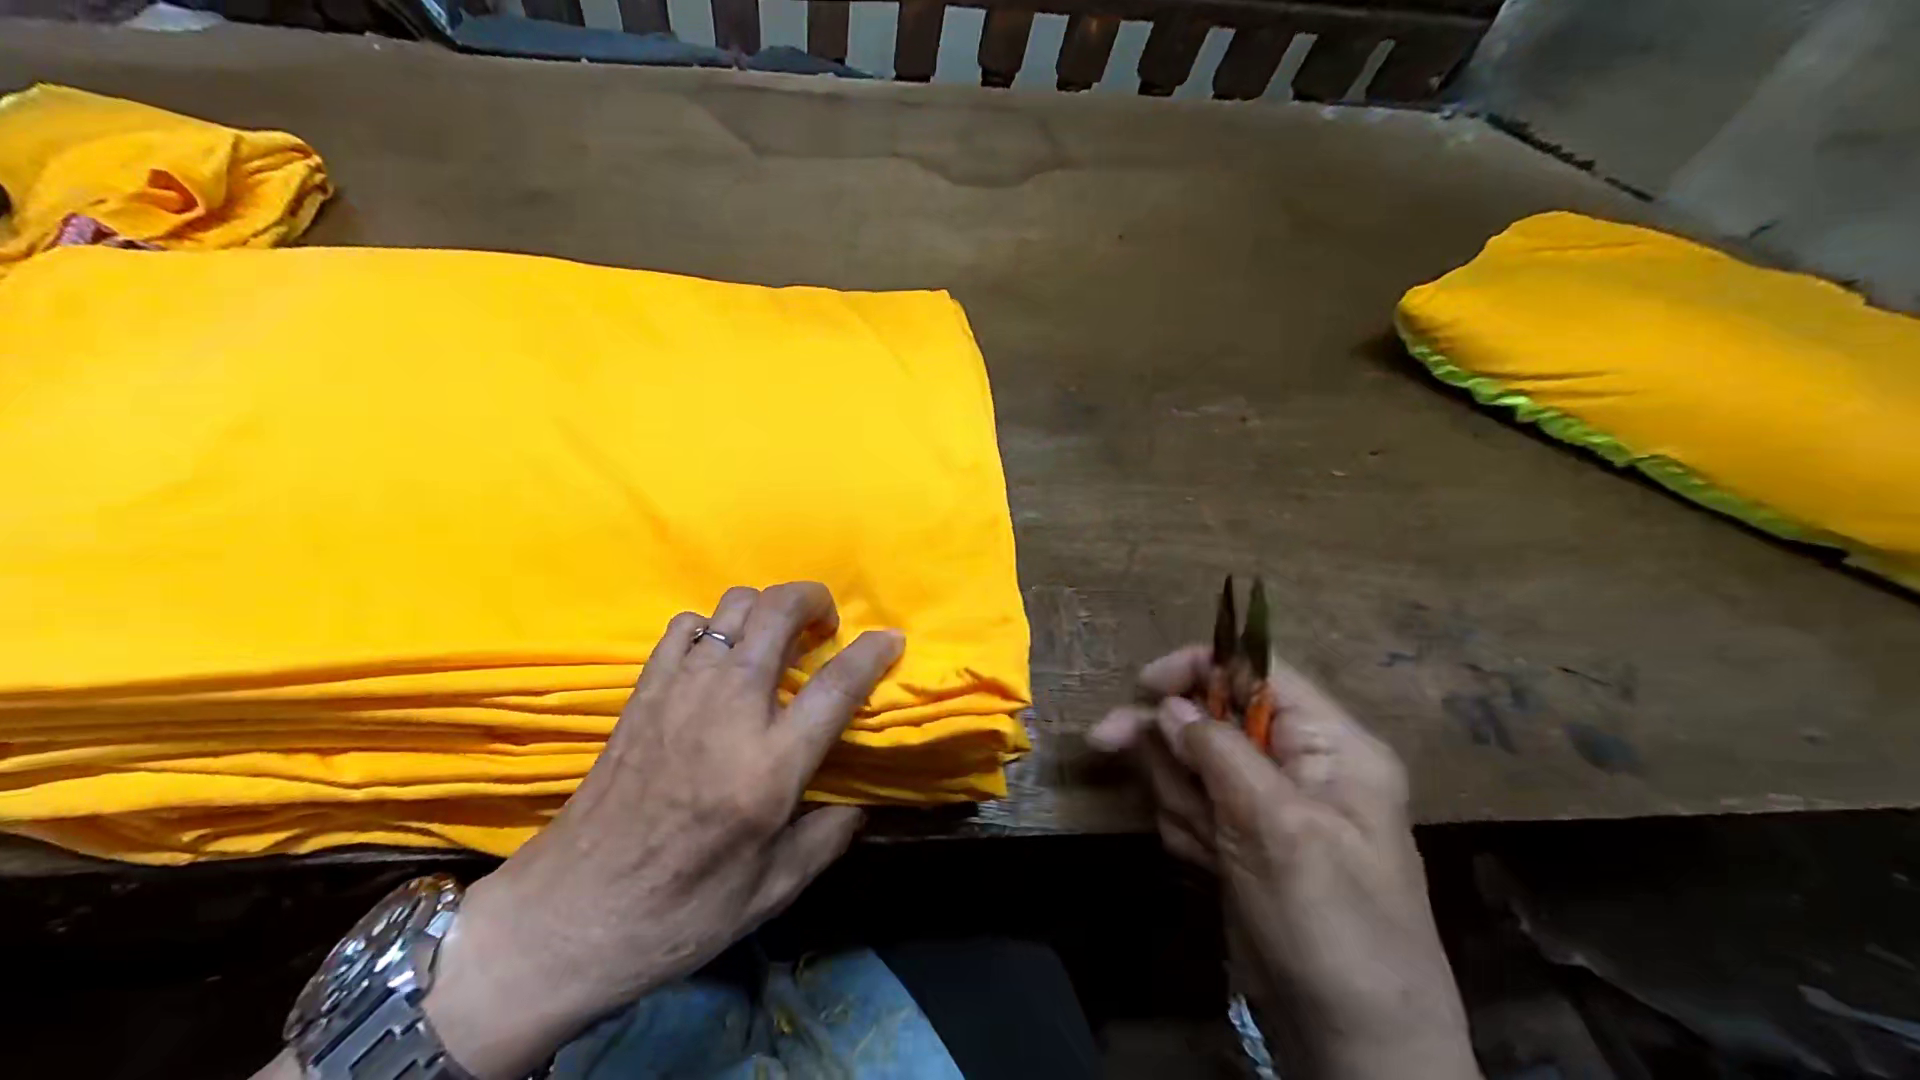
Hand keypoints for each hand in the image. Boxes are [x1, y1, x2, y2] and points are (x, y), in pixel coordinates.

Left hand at [422, 583, 901, 1079]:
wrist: (568, 917)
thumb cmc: (679, 913)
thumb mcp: (771, 892)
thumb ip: (826, 838)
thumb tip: (859, 803)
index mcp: (768, 766)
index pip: (836, 685)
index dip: (872, 652)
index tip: (891, 639)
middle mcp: (727, 712)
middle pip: (777, 614)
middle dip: (813, 599)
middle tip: (827, 624)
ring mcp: (679, 694)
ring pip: (732, 608)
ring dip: (766, 609)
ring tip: (778, 638)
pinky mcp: (642, 694)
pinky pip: (686, 628)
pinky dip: (715, 627)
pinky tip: (720, 658)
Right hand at [1090, 646, 1478, 1079]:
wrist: (1355, 1038)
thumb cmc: (1332, 923)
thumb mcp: (1279, 827)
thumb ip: (1222, 754)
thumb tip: (1171, 705)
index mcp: (1331, 746)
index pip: (1261, 675)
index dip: (1203, 668)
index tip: (1146, 683)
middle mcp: (1299, 765)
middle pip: (1214, 718)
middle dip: (1168, 739)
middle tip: (1104, 741)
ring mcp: (1267, 804)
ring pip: (1194, 764)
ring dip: (1179, 795)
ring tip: (1203, 842)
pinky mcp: (1243, 838)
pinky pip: (1192, 807)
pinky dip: (1185, 828)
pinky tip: (1205, 862)